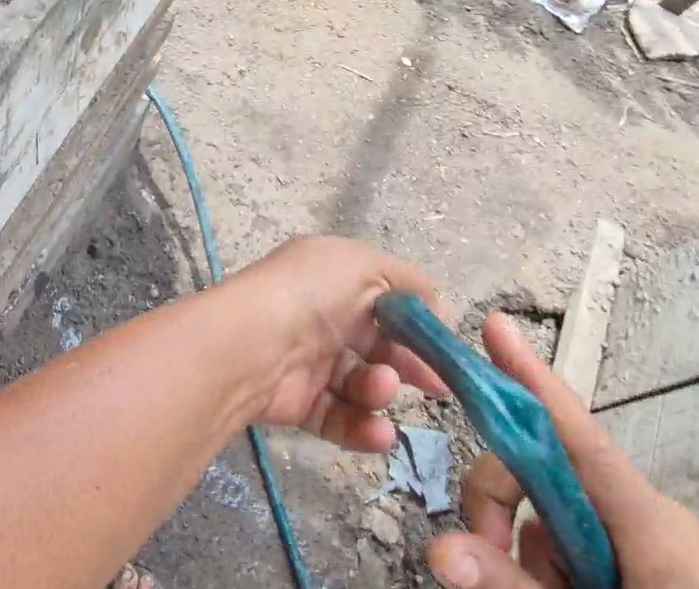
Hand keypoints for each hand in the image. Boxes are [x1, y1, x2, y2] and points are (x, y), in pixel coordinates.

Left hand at [216, 237, 448, 453]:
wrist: (252, 344)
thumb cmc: (311, 295)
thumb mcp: (365, 265)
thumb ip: (407, 281)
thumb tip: (436, 307)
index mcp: (329, 276)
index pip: (381, 299)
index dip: (416, 323)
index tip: (446, 347)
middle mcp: (317, 314)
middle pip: (376, 344)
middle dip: (410, 365)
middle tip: (437, 386)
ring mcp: (306, 359)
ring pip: (360, 383)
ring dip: (379, 391)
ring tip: (378, 389)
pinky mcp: (298, 402)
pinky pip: (339, 418)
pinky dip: (362, 427)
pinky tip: (379, 433)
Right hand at [427, 314, 698, 588]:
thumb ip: (515, 587)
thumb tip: (440, 548)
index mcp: (650, 522)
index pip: (577, 436)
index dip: (531, 379)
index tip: (495, 327)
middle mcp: (641, 518)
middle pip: (538, 471)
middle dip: (496, 503)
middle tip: (476, 559)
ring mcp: (634, 542)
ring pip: (539, 512)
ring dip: (514, 549)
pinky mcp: (625, 565)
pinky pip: (556, 544)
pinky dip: (534, 566)